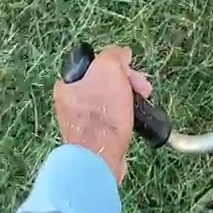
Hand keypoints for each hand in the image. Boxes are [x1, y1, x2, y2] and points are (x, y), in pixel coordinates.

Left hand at [53, 45, 153, 183]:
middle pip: (106, 81)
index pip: (98, 63)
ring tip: (141, 106)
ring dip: (129, 99)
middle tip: (143, 89)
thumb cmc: (103, 112)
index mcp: (69, 81)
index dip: (119, 65)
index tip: (132, 73)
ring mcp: (81, 120)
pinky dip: (124, 117)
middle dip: (128, 82)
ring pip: (111, 99)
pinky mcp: (93, 137)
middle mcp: (71, 100)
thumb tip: (123, 54)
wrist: (100, 158)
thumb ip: (114, 55)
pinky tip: (132, 121)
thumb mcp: (109, 68)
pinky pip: (111, 118)